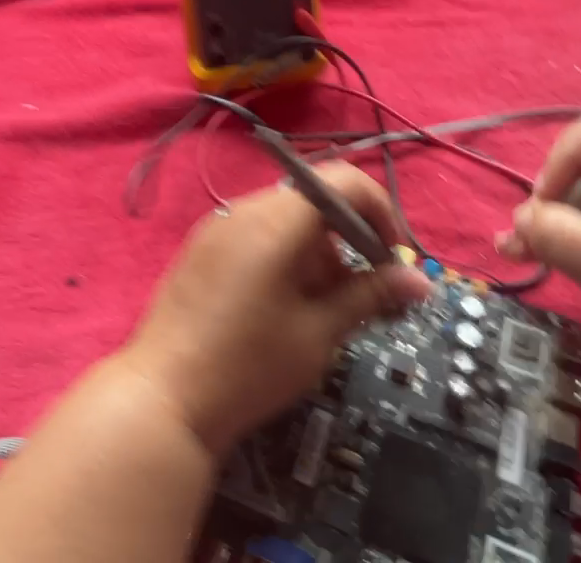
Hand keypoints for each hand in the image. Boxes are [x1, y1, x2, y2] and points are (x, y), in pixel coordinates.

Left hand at [117, 163, 432, 455]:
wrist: (161, 400)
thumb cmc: (248, 366)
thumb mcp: (319, 333)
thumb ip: (370, 296)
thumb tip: (420, 282)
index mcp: (276, 219)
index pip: (342, 181)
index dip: (380, 212)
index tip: (392, 260)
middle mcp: (244, 210)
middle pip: (314, 198)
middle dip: (349, 237)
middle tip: (362, 291)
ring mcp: (217, 228)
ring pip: (285, 218)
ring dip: (318, 250)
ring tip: (322, 309)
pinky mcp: (201, 251)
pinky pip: (256, 235)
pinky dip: (285, 256)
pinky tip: (284, 306)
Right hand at [496, 113, 580, 425]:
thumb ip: (561, 235)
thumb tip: (519, 219)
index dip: (563, 159)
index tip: (545, 202)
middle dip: (547, 200)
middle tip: (523, 238)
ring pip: (578, 204)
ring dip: (543, 225)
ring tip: (513, 252)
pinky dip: (554, 243)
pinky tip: (524, 257)